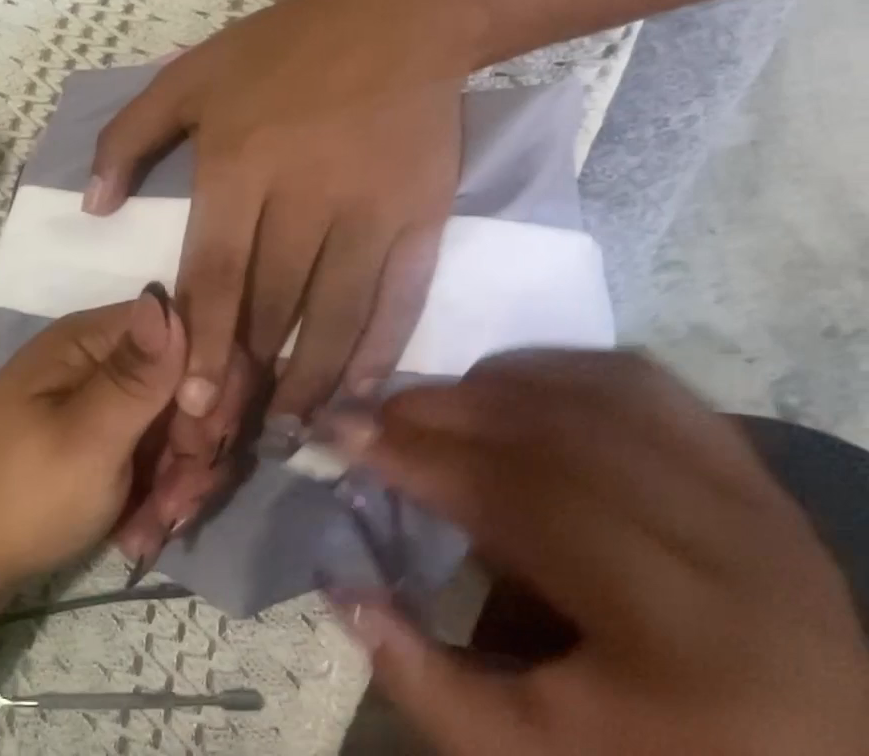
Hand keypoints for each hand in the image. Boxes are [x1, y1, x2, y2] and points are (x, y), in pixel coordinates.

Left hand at [0, 288, 188, 592]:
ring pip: (180, 429)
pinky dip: (157, 495)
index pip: (182, 328)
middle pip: (188, 384)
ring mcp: (98, 404)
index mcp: (86, 342)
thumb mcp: (86, 438)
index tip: (206, 436)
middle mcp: (95, 362)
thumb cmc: (24, 495)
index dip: (209, 379)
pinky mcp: (102, 443)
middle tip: (178, 498)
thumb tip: (160, 296)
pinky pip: (156, 458)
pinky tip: (140, 530)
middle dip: (195, 445)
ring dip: (178, 481)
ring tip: (153, 523)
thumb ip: (136, 377)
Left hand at [89, 0, 470, 563]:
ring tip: (290, 427)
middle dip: (251, 376)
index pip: (215, 274)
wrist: (400, 17)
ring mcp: (368, 214)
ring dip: (312, 379)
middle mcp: (301, 201)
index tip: (192, 404)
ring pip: (336, 315)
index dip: (202, 342)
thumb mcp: (184, 79)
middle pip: (272, 308)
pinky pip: (399, 297)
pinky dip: (380, 349)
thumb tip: (93, 207)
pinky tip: (360, 389)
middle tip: (232, 436)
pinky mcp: (421, 219)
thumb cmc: (277, 50)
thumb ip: (128, 141)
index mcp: (236, 170)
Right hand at [328, 350, 868, 755]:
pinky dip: (560, 373)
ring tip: (432, 404)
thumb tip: (333, 573)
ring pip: (607, 392)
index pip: (532, 501)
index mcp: (685, 632)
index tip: (340, 436)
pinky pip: (648, 389)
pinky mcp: (755, 477)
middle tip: (367, 412)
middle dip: (445, 409)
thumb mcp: (514, 749)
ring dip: (499, 383)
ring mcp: (757, 500)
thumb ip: (413, 669)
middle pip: (565, 433)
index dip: (425, 458)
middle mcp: (737, 548)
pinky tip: (507, 390)